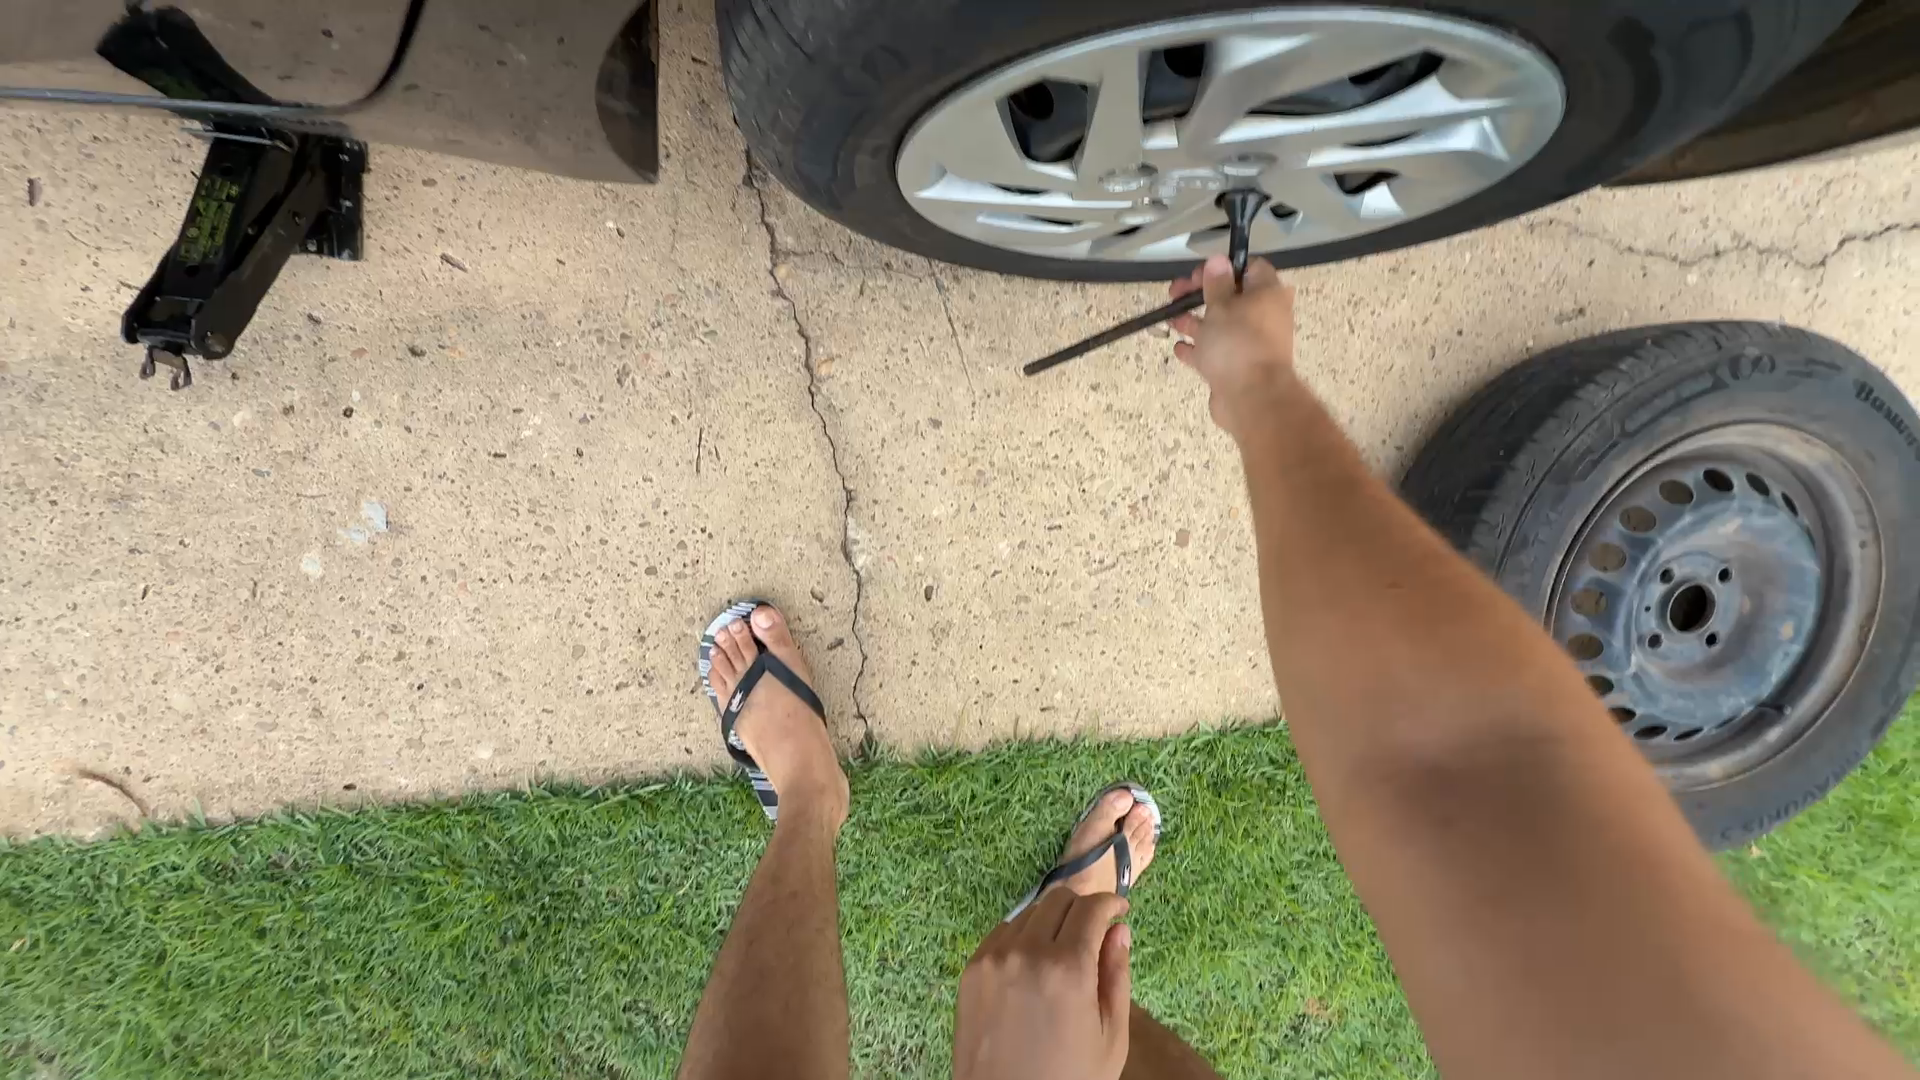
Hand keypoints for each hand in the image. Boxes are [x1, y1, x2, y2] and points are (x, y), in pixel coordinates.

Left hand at [953, 888, 1132, 1079]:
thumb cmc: (1069, 1079)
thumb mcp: (1110, 1038)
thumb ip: (1116, 975)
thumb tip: (1119, 928)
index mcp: (1068, 968)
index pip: (1091, 908)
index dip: (1110, 902)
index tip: (1119, 909)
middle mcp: (1028, 951)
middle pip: (1058, 900)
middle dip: (1081, 908)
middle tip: (1093, 931)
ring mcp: (994, 957)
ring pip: (1030, 913)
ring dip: (1051, 922)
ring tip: (1061, 954)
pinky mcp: (972, 967)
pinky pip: (1002, 932)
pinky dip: (1022, 937)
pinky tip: (1031, 966)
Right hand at [1168, 254, 1297, 441]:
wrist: (1250, 397)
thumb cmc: (1237, 343)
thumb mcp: (1221, 306)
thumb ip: (1216, 283)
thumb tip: (1218, 260)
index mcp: (1267, 294)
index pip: (1249, 269)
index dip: (1222, 268)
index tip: (1198, 274)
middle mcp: (1262, 317)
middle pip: (1230, 298)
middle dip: (1200, 295)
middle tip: (1175, 294)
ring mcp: (1249, 344)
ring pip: (1219, 326)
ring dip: (1195, 321)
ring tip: (1171, 320)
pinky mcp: (1236, 368)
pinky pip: (1215, 352)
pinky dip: (1197, 349)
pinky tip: (1178, 348)